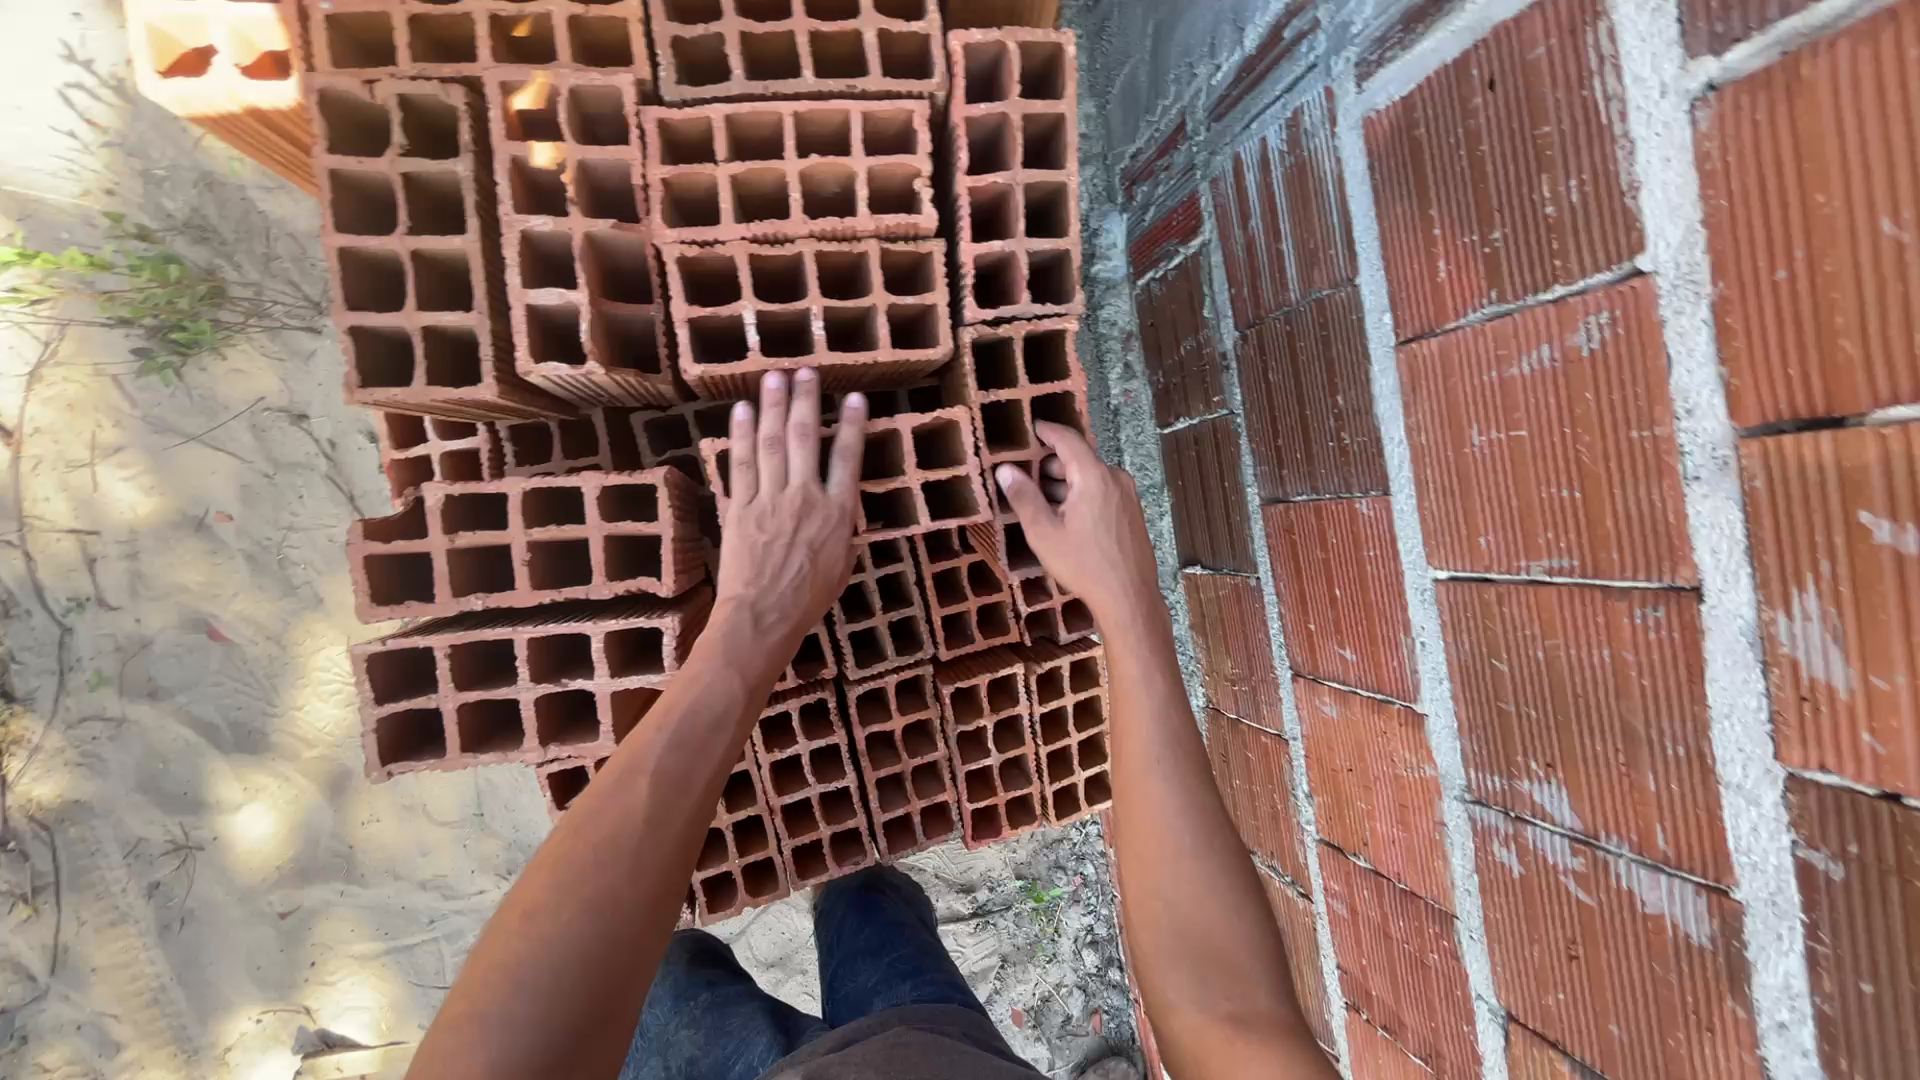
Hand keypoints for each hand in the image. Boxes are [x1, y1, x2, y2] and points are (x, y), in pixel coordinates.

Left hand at [713, 369, 866, 663]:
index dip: (851, 424)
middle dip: (806, 401)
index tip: (853, 398)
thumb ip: (845, 531)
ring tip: (774, 377)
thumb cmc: (808, 598)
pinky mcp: (739, 506)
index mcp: (836, 513)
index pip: (847, 458)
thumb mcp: (843, 566)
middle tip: (805, 372)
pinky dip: (740, 434)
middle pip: (805, 438)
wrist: (763, 616)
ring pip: (771, 441)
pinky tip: (741, 410)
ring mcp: (769, 499)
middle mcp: (805, 497)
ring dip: (773, 406)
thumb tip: (847, 509)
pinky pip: (741, 462)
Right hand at [995, 422, 1162, 628]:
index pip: (1068, 439)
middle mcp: (1115, 478)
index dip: (1047, 431)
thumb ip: (1023, 497)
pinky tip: (1065, 517)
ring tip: (1040, 500)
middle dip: (1051, 464)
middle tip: (1025, 474)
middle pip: (1079, 458)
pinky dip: (1082, 494)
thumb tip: (1004, 469)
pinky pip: (1102, 491)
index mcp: (1094, 476)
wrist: (1128, 597)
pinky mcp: (1132, 512)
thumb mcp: (1044, 533)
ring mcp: (1127, 495)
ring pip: (1091, 477)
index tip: (1030, 428)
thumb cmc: (1083, 565)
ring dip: (1066, 483)